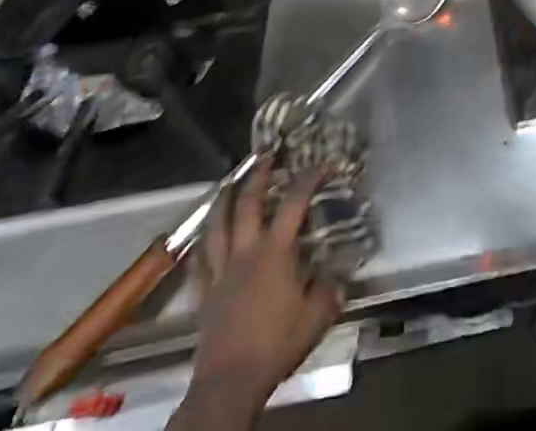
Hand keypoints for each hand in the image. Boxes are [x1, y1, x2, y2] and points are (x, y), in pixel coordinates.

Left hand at [170, 160, 340, 430]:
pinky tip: (207, 236)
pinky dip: (205, 241)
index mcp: (275, 252)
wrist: (231, 380)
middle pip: (247, 205)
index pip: (294, 203)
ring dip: (224, 200)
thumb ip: (328, 289)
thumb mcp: (318, 314)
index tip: (325, 163)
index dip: (310, 178)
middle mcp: (245, 252)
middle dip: (257, 176)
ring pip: (217, 226)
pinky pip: (201, 258)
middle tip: (265, 156)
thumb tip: (334, 278)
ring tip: (229, 184)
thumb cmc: (278, 342)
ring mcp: (220, 271)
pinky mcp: (204, 292)